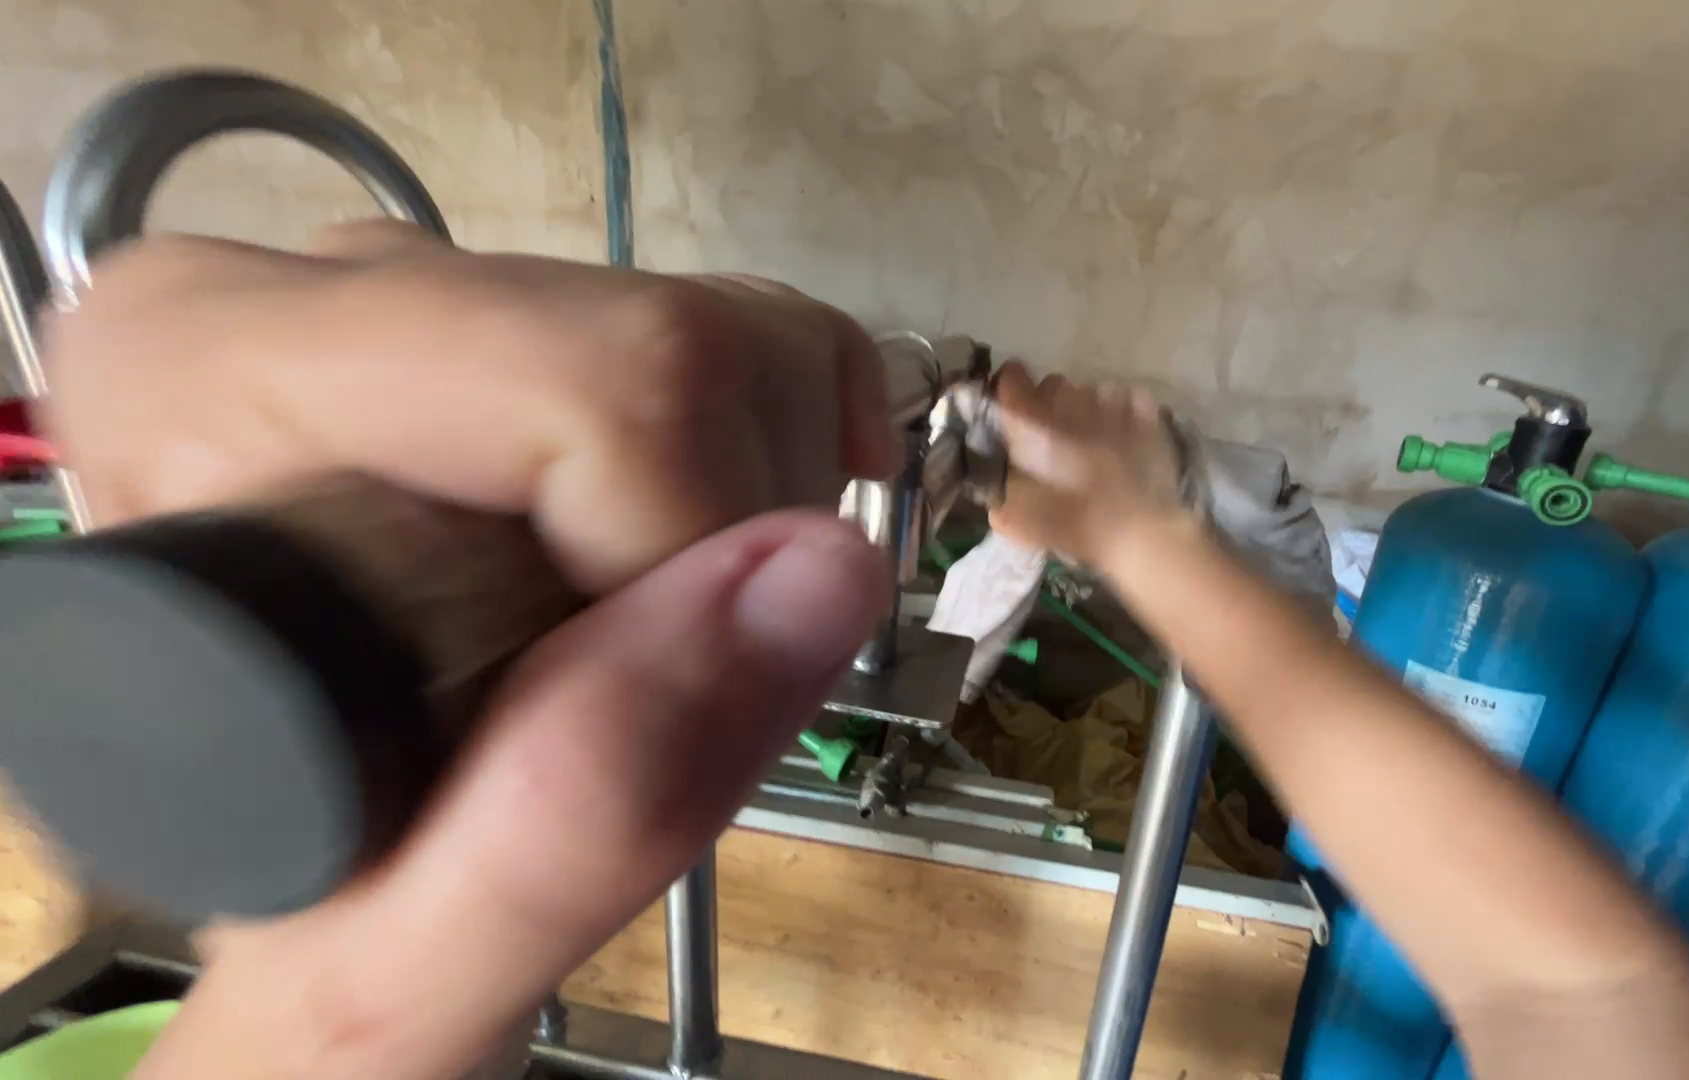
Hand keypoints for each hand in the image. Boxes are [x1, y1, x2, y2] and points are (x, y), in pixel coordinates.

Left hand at [37, 221, 895, 1079]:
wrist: (346, 842)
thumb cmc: (334, 920)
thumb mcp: (408, 971)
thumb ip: (590, 801)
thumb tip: (826, 574)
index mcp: (221, 385)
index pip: (617, 383)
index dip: (691, 556)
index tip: (643, 693)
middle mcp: (328, 295)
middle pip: (692, 347)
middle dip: (746, 545)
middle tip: (656, 675)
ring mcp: (465, 297)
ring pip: (751, 339)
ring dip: (776, 517)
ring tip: (671, 629)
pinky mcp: (565, 317)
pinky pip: (766, 331)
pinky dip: (811, 438)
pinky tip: (754, 533)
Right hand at [987, 363, 1189, 566]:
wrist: (1137, 531)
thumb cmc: (1072, 523)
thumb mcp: (1021, 522)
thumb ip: (1003, 502)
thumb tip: (998, 500)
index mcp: (1033, 419)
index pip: (1012, 376)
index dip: (1011, 390)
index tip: (1014, 410)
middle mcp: (1069, 399)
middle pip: (1053, 384)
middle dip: (1051, 405)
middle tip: (1056, 438)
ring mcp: (1111, 402)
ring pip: (1091, 392)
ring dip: (1087, 411)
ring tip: (1095, 443)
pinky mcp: (1146, 412)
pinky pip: (1127, 398)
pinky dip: (1123, 412)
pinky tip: (1125, 438)